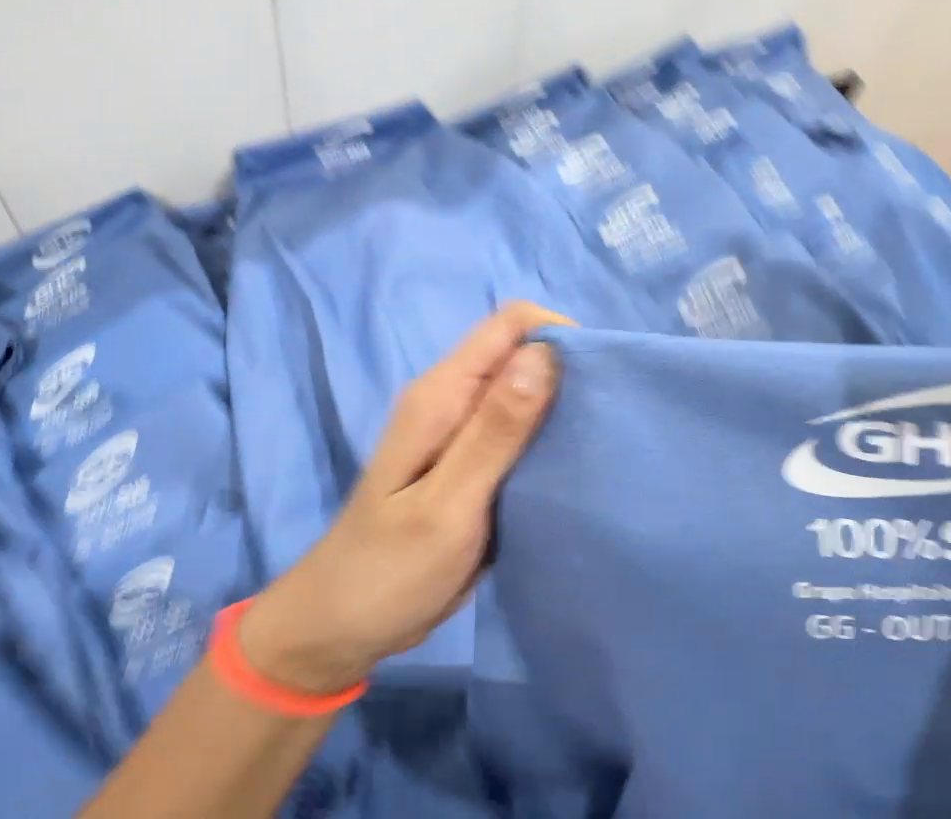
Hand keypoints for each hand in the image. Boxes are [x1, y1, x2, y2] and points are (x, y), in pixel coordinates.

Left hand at [236, 303, 567, 694]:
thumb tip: (545, 353)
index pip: (509, 325)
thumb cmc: (392, 569)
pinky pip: (516, 435)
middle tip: (607, 423)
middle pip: (520, 355)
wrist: (343, 626)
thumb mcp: (450, 503)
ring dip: (561, 411)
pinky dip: (546, 443)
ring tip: (598, 447)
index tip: (601, 380)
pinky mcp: (469, 468)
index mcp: (440, 395)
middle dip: (568, 374)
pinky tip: (571, 472)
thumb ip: (496, 429)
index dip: (559, 335)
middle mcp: (450, 402)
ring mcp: (458, 436)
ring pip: (522, 396)